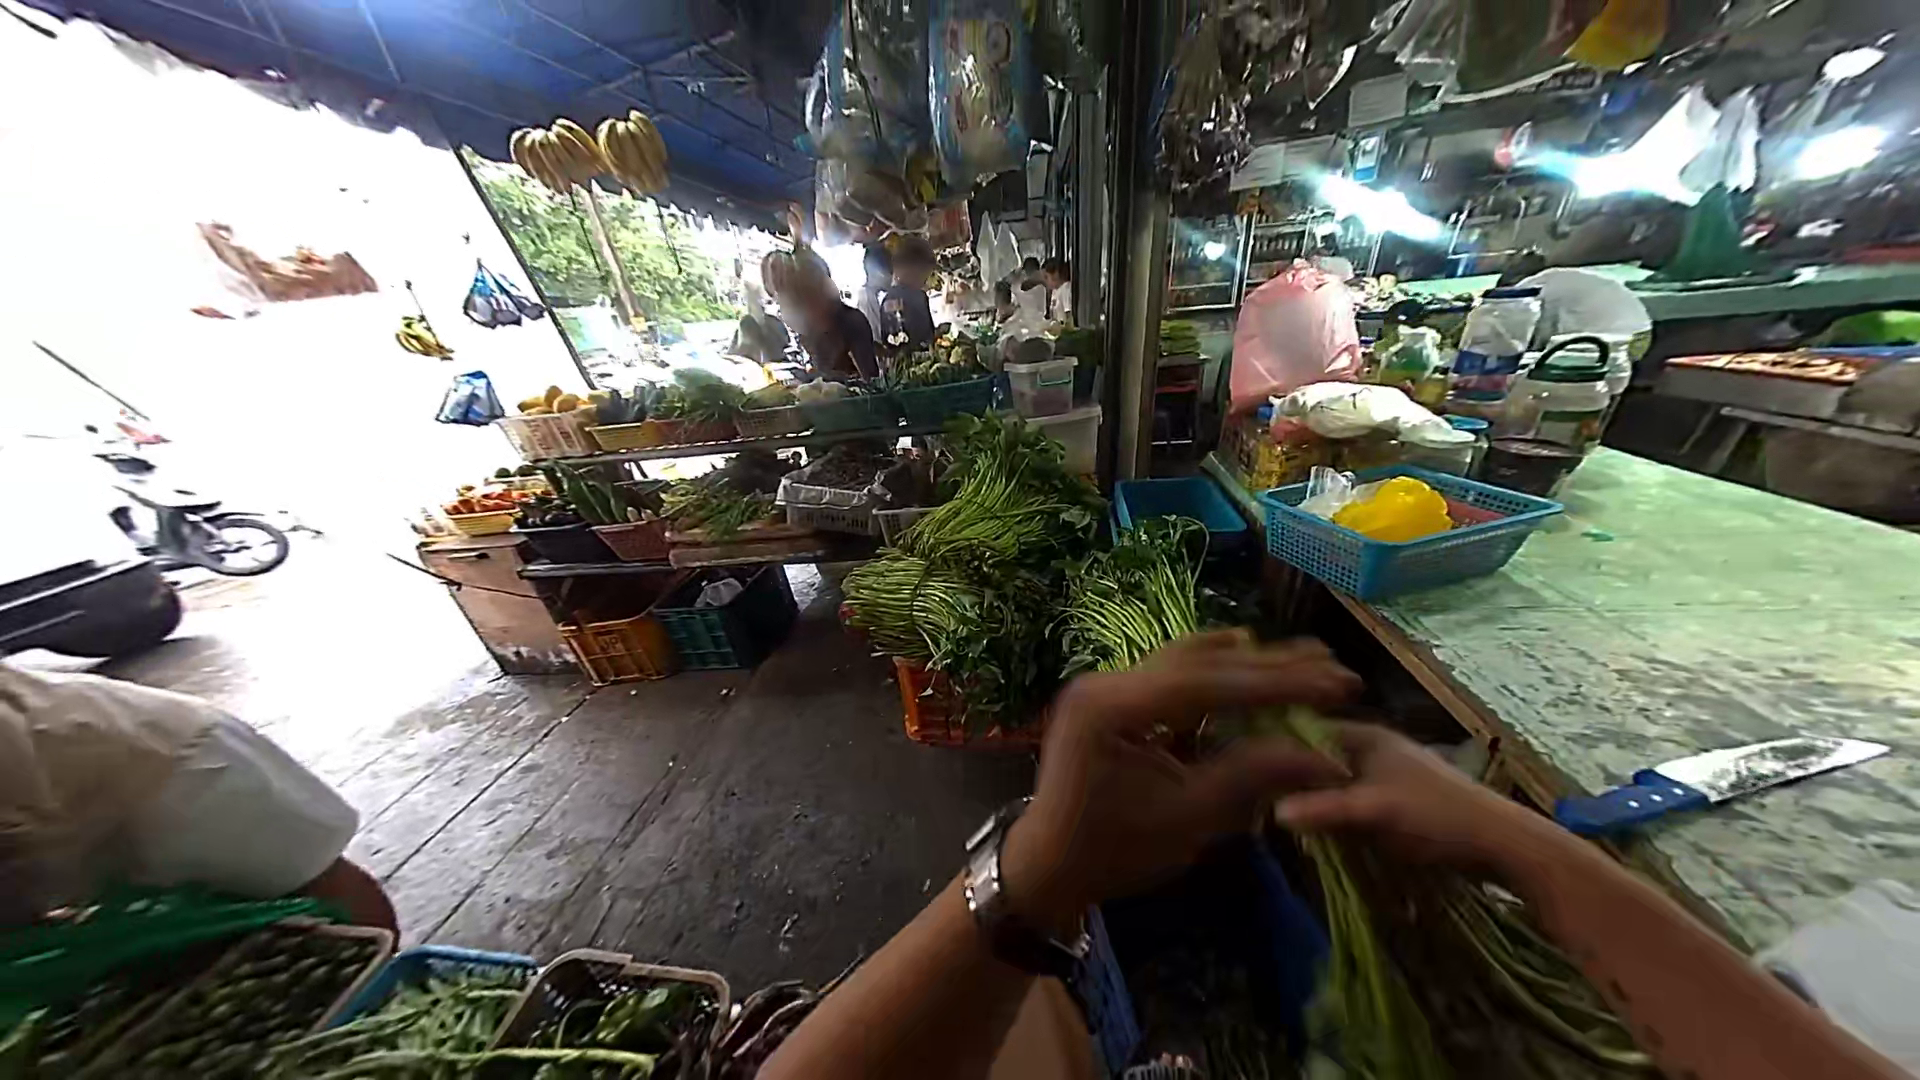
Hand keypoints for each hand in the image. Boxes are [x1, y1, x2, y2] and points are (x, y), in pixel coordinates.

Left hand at [1000, 632, 1359, 930]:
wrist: (1051, 860)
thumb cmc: (1114, 850)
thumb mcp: (1188, 819)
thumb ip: (1250, 777)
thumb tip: (1326, 756)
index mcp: (1111, 707)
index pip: (1204, 682)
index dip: (1273, 684)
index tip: (1333, 683)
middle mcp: (1105, 681)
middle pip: (1195, 663)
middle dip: (1266, 666)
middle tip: (1331, 663)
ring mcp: (1105, 685)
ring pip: (1184, 662)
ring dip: (1242, 660)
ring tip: (1302, 654)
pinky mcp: (1112, 696)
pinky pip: (1168, 676)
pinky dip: (1211, 671)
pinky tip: (1245, 655)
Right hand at [1274, 722, 1551, 868]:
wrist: (1508, 848)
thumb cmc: (1436, 814)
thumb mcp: (1372, 811)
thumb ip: (1322, 809)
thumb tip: (1273, 814)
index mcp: (1365, 735)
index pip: (1306, 730)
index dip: (1281, 748)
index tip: (1255, 770)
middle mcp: (1373, 746)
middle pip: (1319, 758)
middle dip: (1298, 779)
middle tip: (1270, 799)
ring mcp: (1388, 773)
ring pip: (1336, 782)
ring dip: (1320, 799)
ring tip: (1295, 817)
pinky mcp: (1399, 799)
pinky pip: (1354, 800)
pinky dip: (1340, 813)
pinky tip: (1329, 830)